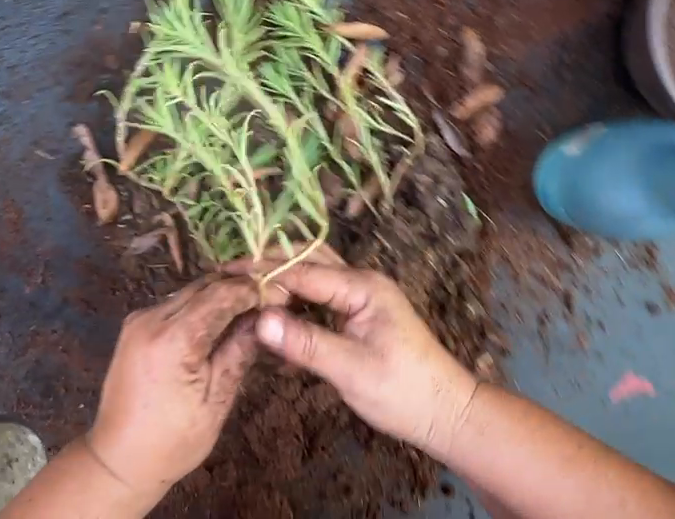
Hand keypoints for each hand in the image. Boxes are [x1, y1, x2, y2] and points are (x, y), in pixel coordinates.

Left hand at [85, 275, 263, 493]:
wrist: (119, 457)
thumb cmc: (173, 439)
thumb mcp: (216, 401)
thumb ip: (239, 352)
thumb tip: (263, 319)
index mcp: (174, 337)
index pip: (218, 294)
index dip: (249, 289)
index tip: (275, 292)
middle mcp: (152, 317)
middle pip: (201, 287)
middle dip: (234, 289)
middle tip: (264, 299)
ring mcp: (139, 318)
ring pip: (187, 293)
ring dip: (215, 297)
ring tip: (244, 311)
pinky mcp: (133, 324)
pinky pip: (173, 305)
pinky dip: (196, 308)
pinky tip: (214, 323)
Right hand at [249, 261, 480, 454]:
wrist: (447, 414)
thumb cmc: (404, 392)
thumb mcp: (351, 370)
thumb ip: (305, 343)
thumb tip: (260, 319)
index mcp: (362, 286)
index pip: (302, 271)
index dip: (263, 272)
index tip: (226, 274)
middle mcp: (361, 280)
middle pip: (306, 260)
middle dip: (268, 263)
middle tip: (229, 272)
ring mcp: (361, 294)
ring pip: (312, 272)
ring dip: (280, 275)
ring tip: (243, 282)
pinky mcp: (358, 311)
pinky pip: (319, 292)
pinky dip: (294, 293)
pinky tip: (273, 305)